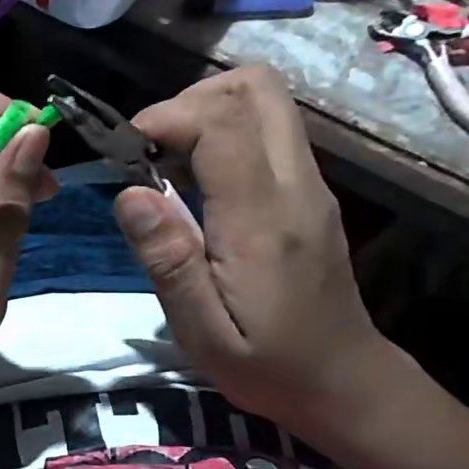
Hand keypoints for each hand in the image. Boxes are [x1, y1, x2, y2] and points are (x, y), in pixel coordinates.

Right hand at [116, 66, 386, 425]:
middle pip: (256, 87)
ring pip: (267, 102)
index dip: (167, 117)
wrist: (342, 381)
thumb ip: (169, 260)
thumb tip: (130, 194)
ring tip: (170, 163)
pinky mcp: (311, 194)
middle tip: (153, 148)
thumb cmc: (267, 366)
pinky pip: (270, 133)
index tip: (126, 149)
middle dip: (192, 100)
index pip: (221, 123)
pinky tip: (200, 185)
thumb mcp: (203, 333)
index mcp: (263, 220)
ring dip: (209, 113)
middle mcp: (295, 186)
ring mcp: (310, 185)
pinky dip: (227, 135)